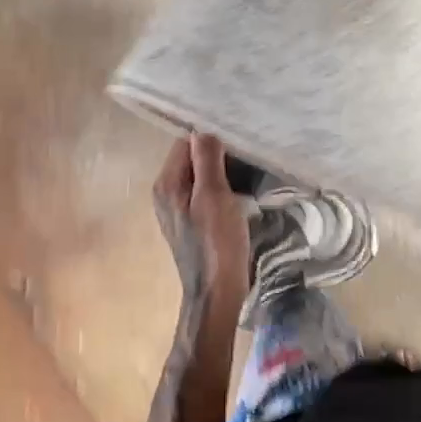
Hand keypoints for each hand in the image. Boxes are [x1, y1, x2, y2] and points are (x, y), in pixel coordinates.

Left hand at [152, 134, 252, 307]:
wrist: (218, 293)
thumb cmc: (216, 244)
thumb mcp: (214, 196)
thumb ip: (207, 160)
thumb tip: (204, 128)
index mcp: (167, 183)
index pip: (186, 141)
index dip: (212, 136)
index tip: (240, 136)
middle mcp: (168, 192)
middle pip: (194, 157)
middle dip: (221, 153)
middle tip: (251, 151)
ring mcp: (181, 209)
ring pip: (204, 176)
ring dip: (226, 171)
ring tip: (253, 168)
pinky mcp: (196, 222)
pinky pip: (209, 194)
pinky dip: (226, 188)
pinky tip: (245, 191)